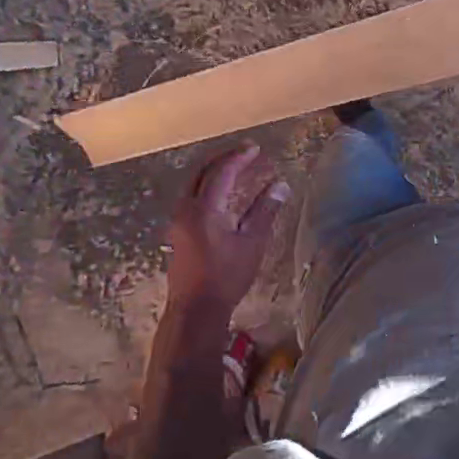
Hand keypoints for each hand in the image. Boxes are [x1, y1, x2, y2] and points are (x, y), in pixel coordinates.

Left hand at [166, 144, 289, 315]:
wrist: (195, 309)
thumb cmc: (226, 277)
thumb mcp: (252, 243)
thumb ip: (265, 211)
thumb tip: (280, 185)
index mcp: (204, 208)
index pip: (221, 172)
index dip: (239, 157)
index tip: (255, 148)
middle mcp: (186, 208)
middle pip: (201, 171)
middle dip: (223, 158)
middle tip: (244, 153)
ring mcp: (178, 220)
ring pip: (193, 183)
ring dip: (213, 171)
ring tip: (234, 168)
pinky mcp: (177, 231)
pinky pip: (190, 196)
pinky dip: (206, 186)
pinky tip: (221, 193)